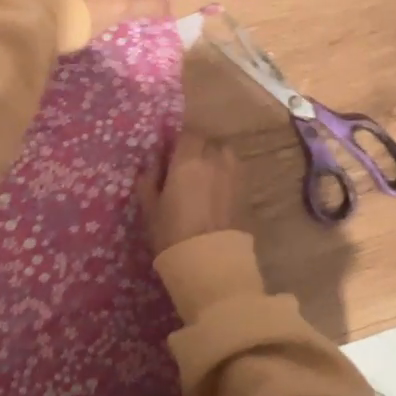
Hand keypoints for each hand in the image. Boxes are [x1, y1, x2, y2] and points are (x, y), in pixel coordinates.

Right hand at [139, 132, 238, 255]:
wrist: (209, 262)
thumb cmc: (172, 233)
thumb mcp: (150, 209)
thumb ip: (148, 181)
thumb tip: (151, 165)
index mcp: (188, 160)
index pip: (188, 133)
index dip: (180, 140)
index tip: (172, 151)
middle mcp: (214, 160)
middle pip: (209, 141)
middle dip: (198, 147)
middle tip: (188, 163)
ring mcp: (234, 175)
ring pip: (226, 154)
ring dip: (216, 158)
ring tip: (207, 174)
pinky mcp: (246, 192)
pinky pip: (236, 172)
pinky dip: (227, 175)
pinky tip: (219, 190)